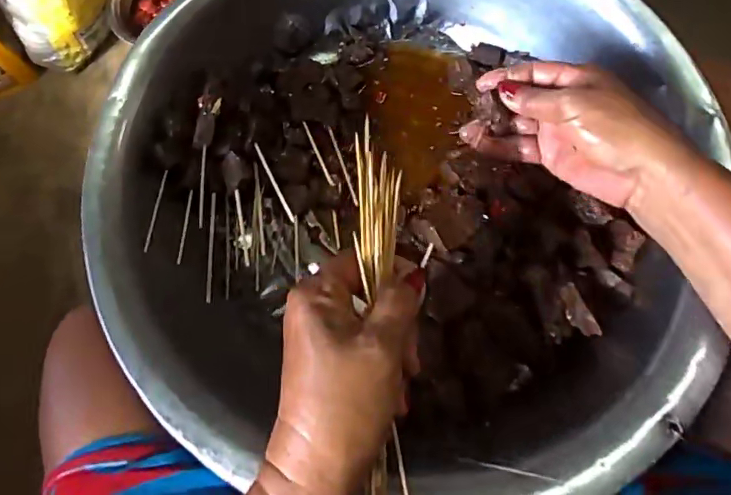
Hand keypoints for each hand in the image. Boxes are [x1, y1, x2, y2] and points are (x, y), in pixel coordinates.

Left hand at [258, 253, 423, 494]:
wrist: (317, 477)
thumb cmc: (347, 402)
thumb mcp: (383, 345)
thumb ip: (399, 300)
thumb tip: (413, 273)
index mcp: (314, 295)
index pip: (359, 257)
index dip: (391, 266)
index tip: (419, 288)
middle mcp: (312, 310)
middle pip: (368, 292)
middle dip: (397, 321)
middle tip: (410, 353)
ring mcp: (319, 338)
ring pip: (371, 321)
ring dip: (396, 347)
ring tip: (404, 380)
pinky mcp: (327, 365)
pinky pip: (364, 347)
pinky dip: (384, 365)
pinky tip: (394, 393)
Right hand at [459, 61, 694, 210]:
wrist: (645, 174)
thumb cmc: (615, 126)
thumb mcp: (574, 104)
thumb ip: (535, 100)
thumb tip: (504, 91)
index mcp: (575, 78)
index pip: (534, 72)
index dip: (507, 76)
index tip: (481, 83)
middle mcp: (565, 100)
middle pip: (524, 97)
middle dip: (498, 102)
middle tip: (471, 108)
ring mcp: (558, 129)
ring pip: (519, 124)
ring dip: (495, 125)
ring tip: (467, 130)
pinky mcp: (555, 156)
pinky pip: (523, 147)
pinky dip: (502, 146)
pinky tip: (481, 145)